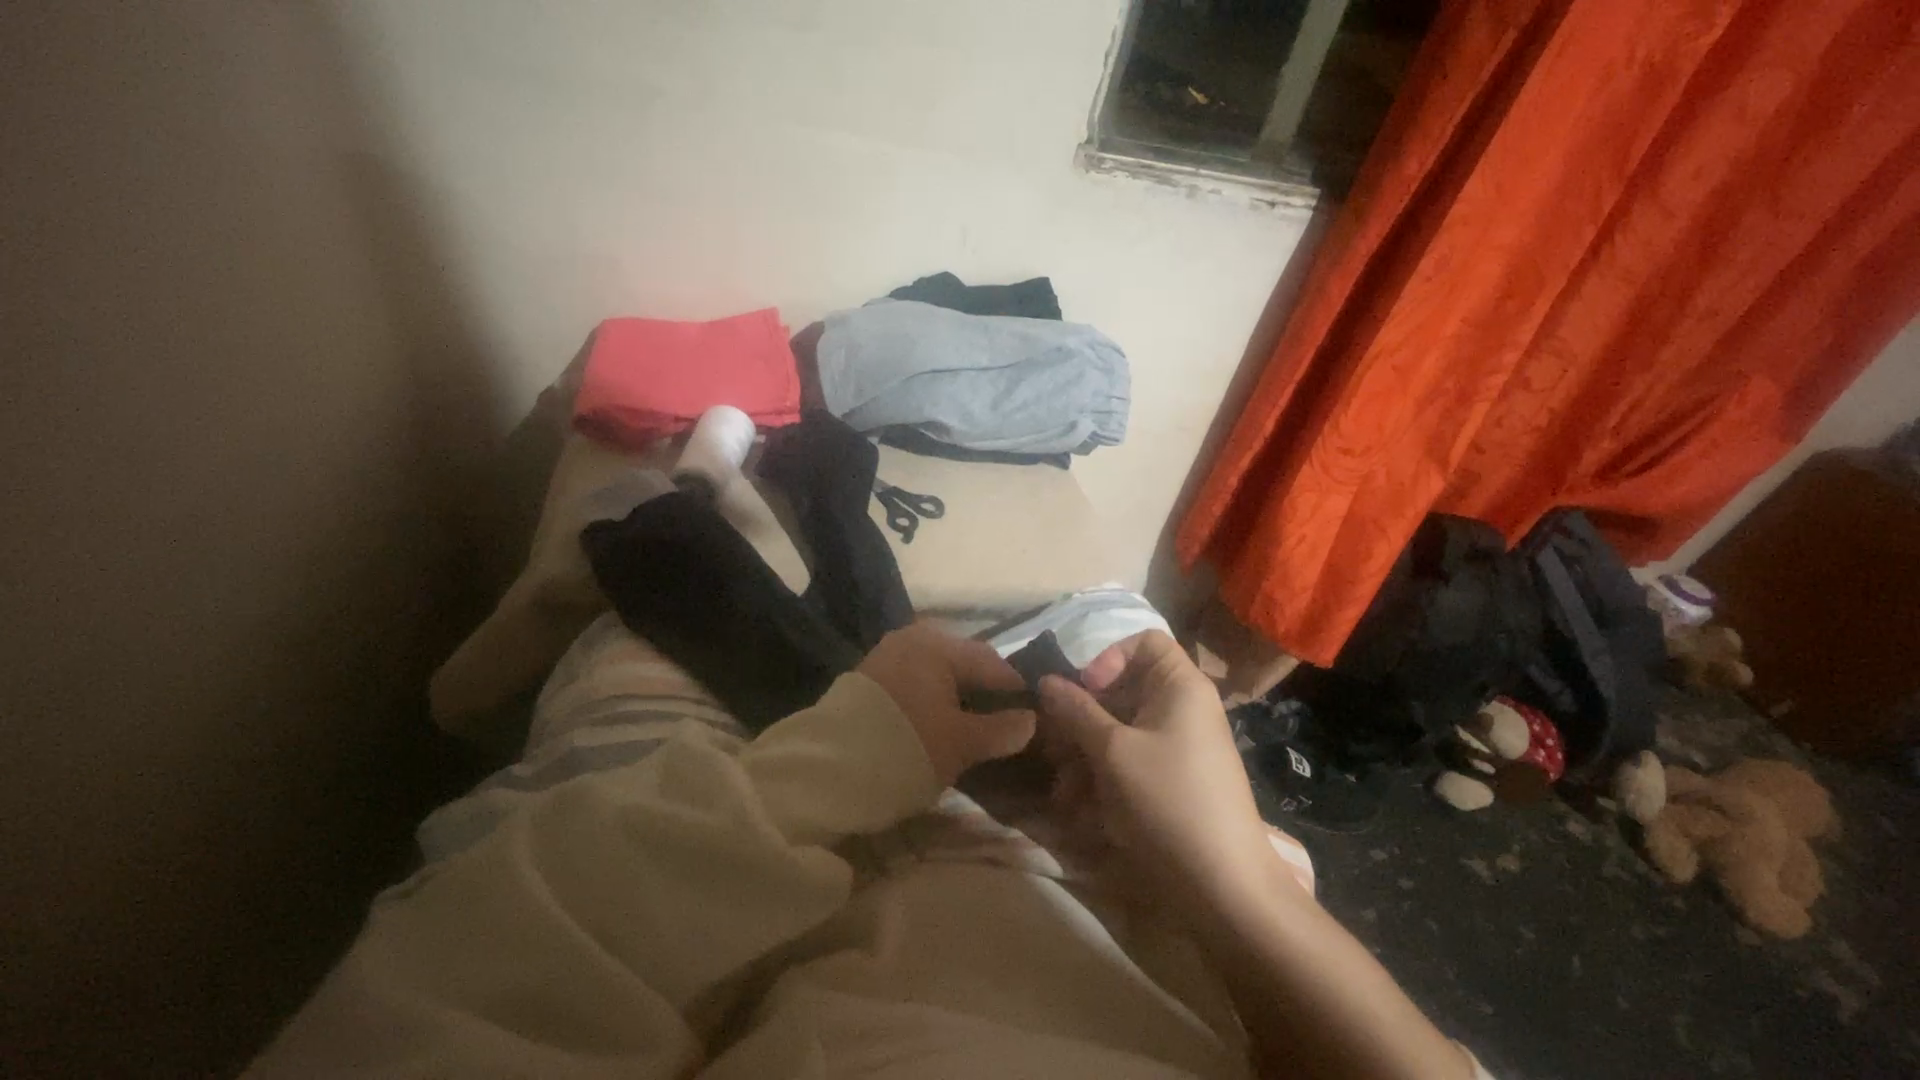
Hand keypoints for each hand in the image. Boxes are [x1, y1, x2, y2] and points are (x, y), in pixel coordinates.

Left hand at [857, 623, 1037, 786]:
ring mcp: (886, 657)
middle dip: (985, 694)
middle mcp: (912, 639)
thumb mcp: (962, 744)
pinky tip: (940, 728)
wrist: (828, 769)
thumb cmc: (908, 746)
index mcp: (939, 644)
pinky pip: (915, 685)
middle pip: (964, 665)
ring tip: (973, 731)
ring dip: (958, 699)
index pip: (993, 664)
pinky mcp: (868, 680)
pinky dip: (932, 703)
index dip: (1017, 692)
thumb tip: (1029, 720)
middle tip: (1005, 727)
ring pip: (938, 676)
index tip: (1034, 719)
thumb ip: (1001, 730)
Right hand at [1037, 630, 1276, 907]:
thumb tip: (1047, 680)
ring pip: (1120, 731)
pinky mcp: (1171, 782)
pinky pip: (1130, 763)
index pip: (1143, 642)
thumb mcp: (1112, 752)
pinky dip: (1103, 780)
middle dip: (1082, 718)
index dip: (1107, 658)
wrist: (1222, 884)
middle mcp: (1182, 709)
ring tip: (1063, 791)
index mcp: (1181, 686)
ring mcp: (1178, 747)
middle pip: (1124, 690)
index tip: (1083, 691)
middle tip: (1053, 747)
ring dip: (1084, 756)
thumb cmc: (1168, 801)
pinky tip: (1080, 812)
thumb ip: (1076, 711)